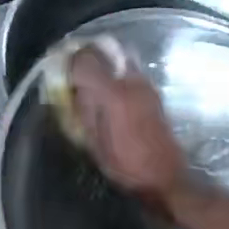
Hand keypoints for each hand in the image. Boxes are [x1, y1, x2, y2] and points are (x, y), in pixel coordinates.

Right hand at [67, 42, 188, 202]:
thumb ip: (85, 112)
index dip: (69, 61)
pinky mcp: (155, 93)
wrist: (167, 177)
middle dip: (87, 57)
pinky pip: (131, 71)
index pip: (85, 60)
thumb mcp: (96, 145)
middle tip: (76, 72)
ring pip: (120, 58)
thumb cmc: (128, 167)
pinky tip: (112, 92)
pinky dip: (118, 73)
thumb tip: (75, 89)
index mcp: (114, 95)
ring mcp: (147, 86)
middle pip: (105, 51)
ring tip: (93, 81)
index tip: (61, 71)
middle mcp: (132, 83)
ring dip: (104, 63)